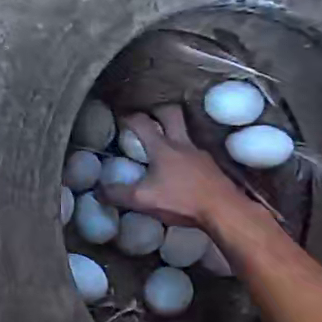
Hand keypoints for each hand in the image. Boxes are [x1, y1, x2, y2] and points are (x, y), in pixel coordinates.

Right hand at [101, 104, 250, 228]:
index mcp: (162, 148)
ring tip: (164, 142)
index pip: (142, 123)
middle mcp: (182, 144)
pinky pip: (196, 151)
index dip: (129, 117)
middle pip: (171, 114)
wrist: (224, 211)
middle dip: (158, 110)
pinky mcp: (212, 167)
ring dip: (175, 131)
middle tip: (148, 116)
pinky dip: (186, 153)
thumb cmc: (181, 201)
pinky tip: (181, 167)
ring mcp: (200, 154)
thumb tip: (97, 191)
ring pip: (186, 132)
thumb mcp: (142, 200)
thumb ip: (117, 194)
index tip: (120, 117)